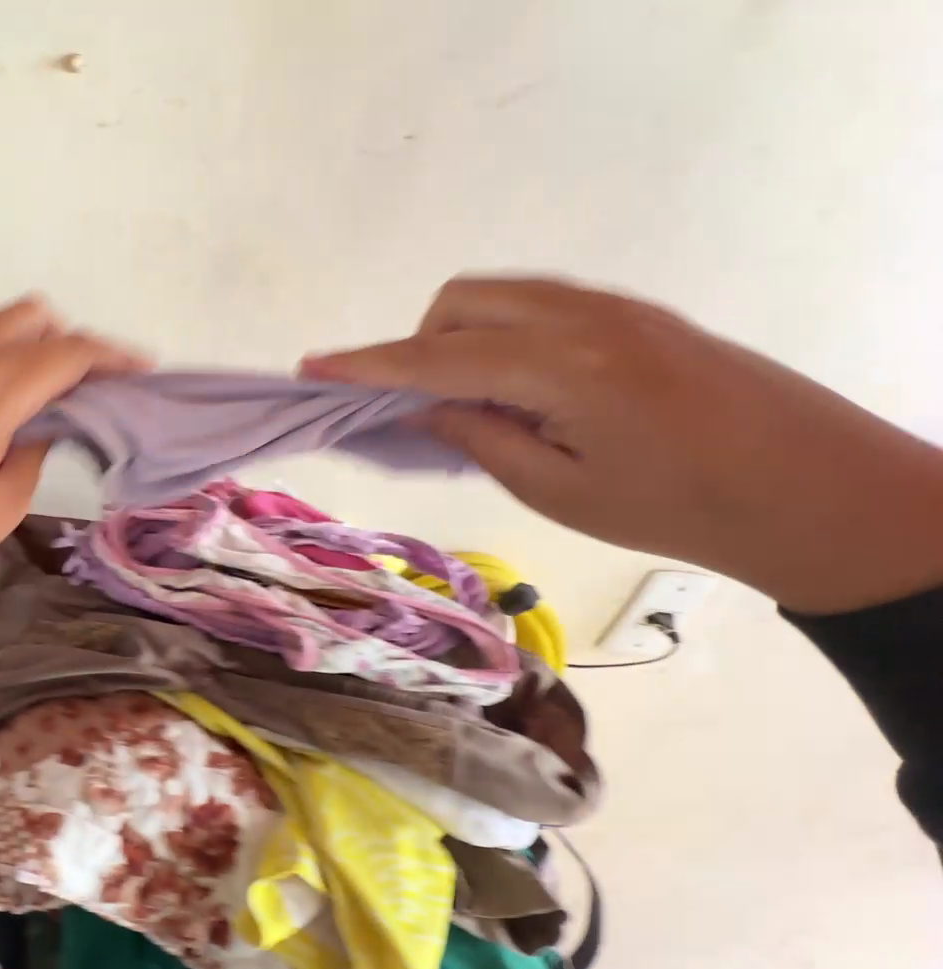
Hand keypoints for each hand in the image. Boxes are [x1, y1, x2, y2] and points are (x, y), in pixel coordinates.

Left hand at [0, 296, 148, 591]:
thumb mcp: (5, 501)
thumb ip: (38, 445)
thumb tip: (50, 418)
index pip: (69, 352)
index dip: (113, 358)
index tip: (142, 370)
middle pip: (33, 316)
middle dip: (68, 342)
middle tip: (84, 389)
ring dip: (28, 343)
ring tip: (41, 394)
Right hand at [302, 276, 942, 612]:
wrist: (821, 494)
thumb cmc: (679, 509)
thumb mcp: (557, 489)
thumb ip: (477, 436)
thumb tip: (420, 407)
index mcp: (563, 367)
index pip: (437, 355)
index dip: (368, 364)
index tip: (312, 367)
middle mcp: (586, 317)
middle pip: (463, 300)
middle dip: (421, 343)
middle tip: (425, 407)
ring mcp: (618, 308)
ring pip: (502, 295)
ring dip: (463, 335)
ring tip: (476, 402)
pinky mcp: (639, 314)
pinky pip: (541, 304)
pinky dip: (504, 333)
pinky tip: (522, 388)